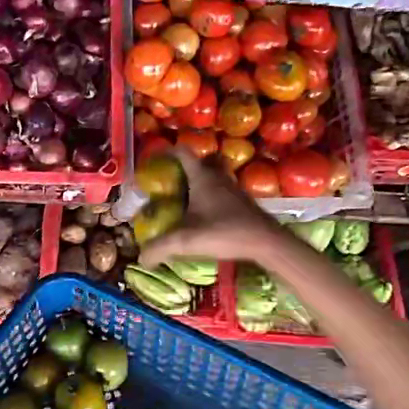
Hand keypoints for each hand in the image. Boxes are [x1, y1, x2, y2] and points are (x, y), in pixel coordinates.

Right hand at [139, 147, 289, 266]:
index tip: (156, 160)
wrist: (266, 242)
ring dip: (204, 181)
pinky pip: (225, 190)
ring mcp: (234, 188)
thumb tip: (141, 257)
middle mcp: (219, 177)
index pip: (183, 152)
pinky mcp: (244, 202)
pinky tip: (208, 215)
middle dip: (189, 166)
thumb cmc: (225, 232)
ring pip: (217, 175)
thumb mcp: (186, 241)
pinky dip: (215, 196)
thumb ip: (160, 247)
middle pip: (204, 160)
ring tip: (189, 198)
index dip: (168, 152)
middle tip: (175, 179)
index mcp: (203, 177)